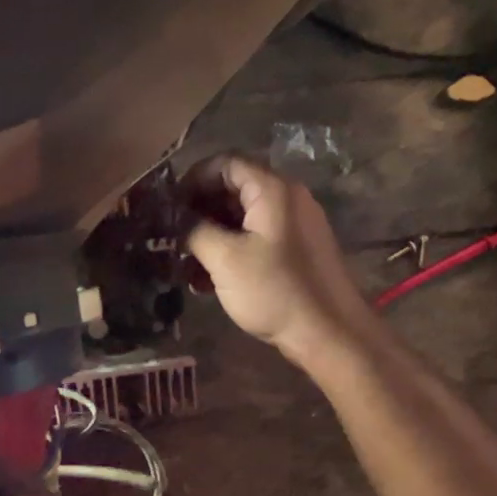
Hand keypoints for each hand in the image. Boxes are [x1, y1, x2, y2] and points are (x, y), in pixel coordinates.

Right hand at [181, 154, 375, 363]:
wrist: (327, 332)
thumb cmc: (274, 291)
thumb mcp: (225, 260)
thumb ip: (195, 231)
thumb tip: (175, 219)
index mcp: (272, 190)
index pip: (226, 163)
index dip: (193, 179)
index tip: (168, 206)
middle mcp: (287, 199)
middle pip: (234, 189)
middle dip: (199, 210)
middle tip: (171, 236)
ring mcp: (294, 226)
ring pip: (243, 218)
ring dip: (211, 235)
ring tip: (184, 262)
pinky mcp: (295, 252)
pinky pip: (256, 239)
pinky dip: (230, 251)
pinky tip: (207, 280)